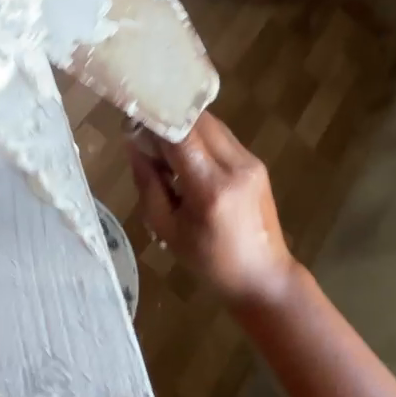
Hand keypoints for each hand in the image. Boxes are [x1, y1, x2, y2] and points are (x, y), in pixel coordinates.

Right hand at [126, 113, 298, 307]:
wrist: (263, 276)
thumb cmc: (210, 261)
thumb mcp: (166, 228)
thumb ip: (148, 184)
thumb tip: (133, 144)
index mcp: (211, 188)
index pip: (181, 135)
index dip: (155, 122)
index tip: (132, 121)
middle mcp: (236, 167)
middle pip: (197, 120)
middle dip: (167, 120)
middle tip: (144, 135)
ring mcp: (251, 162)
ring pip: (211, 123)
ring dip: (183, 127)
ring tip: (164, 149)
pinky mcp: (256, 163)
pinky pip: (221, 136)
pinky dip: (199, 137)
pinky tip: (186, 158)